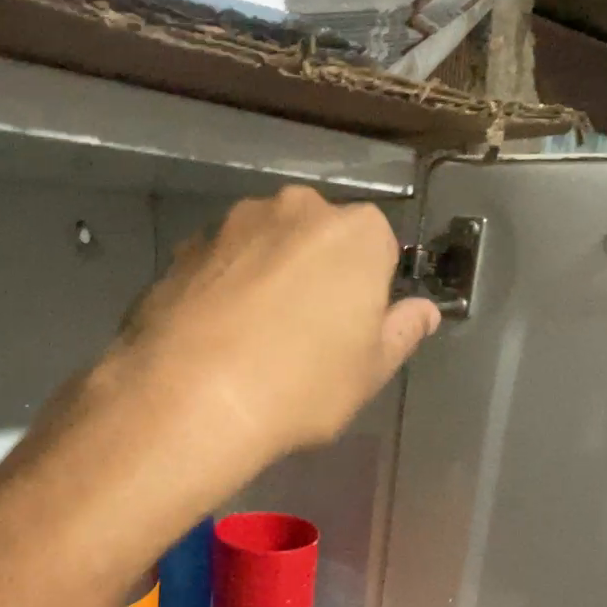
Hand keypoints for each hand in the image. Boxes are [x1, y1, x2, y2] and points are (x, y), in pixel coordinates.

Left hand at [113, 186, 440, 459]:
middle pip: (318, 239)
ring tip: (251, 341)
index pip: (378, 250)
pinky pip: (218, 267)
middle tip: (303, 338)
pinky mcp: (183, 251)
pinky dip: (221, 290)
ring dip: (265, 278)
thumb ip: (401, 333)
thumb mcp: (369, 373)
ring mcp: (232, 224)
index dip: (367, 293)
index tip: (350, 333)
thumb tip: (424, 311)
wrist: (192, 397)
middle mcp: (295, 209)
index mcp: (356, 232)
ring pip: (263, 247)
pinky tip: (214, 339)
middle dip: (316, 275)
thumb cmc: (301, 387)